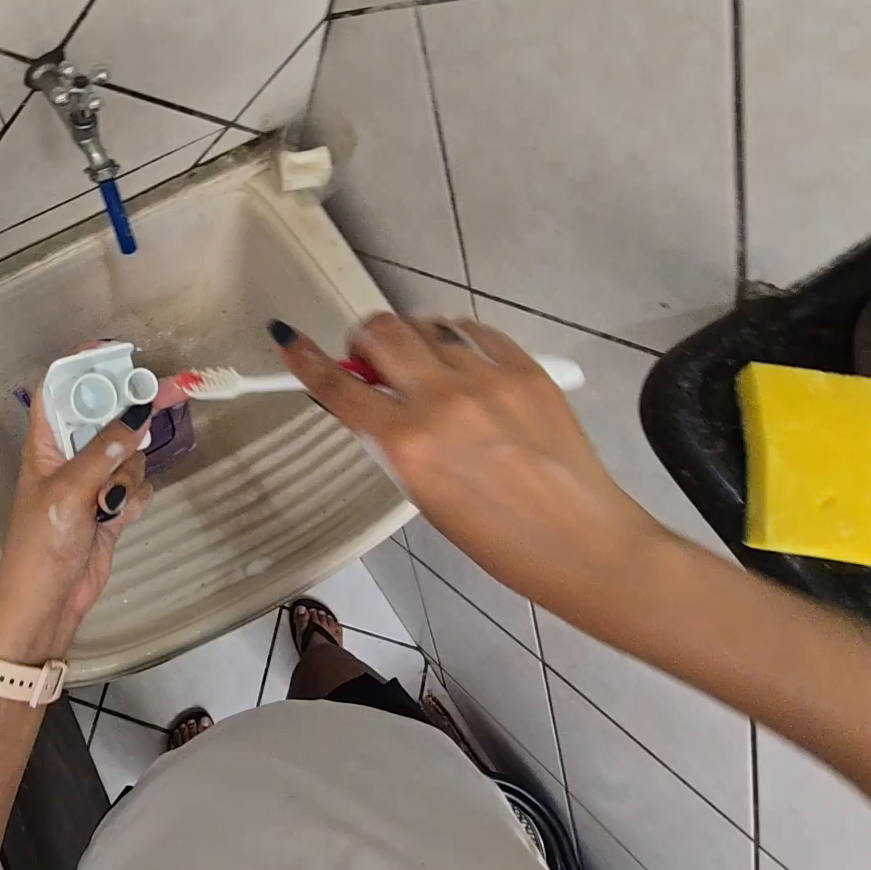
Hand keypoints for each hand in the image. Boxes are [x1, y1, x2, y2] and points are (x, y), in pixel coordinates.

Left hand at [0, 355, 153, 665]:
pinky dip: (134, 498)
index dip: (85, 364)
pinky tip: (119, 517)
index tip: (119, 352)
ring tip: (109, 502)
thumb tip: (138, 415)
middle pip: (109, 414)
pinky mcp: (113, 504)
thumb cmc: (42, 546)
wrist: (49, 604)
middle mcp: (71, 454)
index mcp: (46, 442)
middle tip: (171, 394)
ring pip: (131, 451)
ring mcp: (94, 479)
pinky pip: (138, 483)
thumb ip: (104, 453)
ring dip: (129, 472)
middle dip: (133, 413)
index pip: (61, 387)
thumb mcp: (69, 494)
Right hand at [271, 313, 666, 602]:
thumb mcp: (420, 492)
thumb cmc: (493, 537)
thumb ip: (389, 440)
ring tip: (424, 363)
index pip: (338, 386)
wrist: (582, 544)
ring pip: (427, 325)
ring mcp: (488, 379)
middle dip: (364, 339)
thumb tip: (370, 400)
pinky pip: (476, 331)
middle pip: (380, 332)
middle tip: (371, 359)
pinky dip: (456, 339)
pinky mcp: (527, 370)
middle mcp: (441, 400)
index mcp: (407, 443)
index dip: (304, 359)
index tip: (287, 338)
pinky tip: (462, 360)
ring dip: (412, 338)